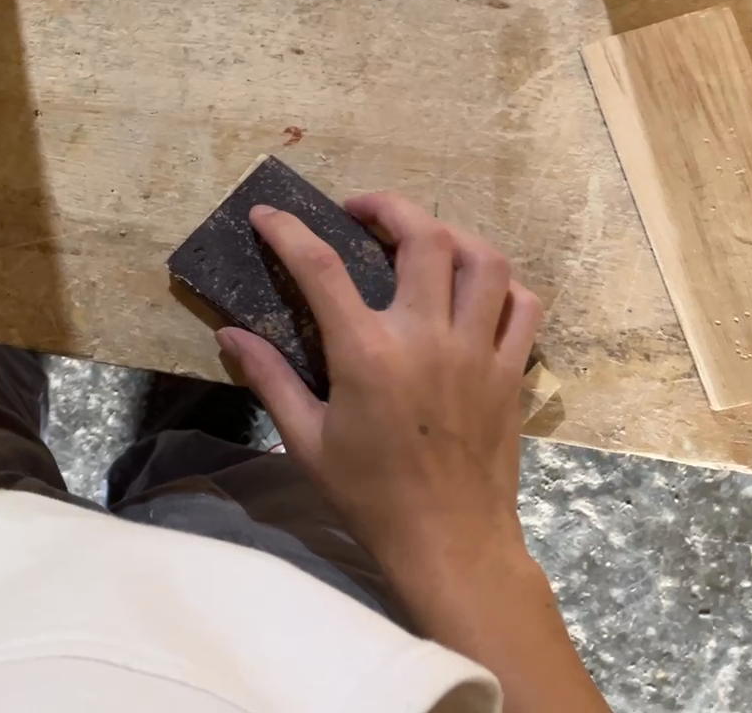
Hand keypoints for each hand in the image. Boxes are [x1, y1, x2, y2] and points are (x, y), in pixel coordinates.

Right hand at [215, 193, 544, 582]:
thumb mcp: (301, 435)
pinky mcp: (514, 373)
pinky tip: (468, 286)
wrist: (451, 542)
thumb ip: (267, 375)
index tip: (264, 214)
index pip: (320, 267)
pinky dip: (498, 281)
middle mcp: (429, 338)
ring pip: (485, 261)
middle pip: (424, 240)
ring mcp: (481, 353)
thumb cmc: (366, 490)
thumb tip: (228, 333)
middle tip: (356, 209)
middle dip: (387, 208)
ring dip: (448, 233)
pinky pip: (523, 306)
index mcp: (367, 353)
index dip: (286, 231)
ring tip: (416, 236)